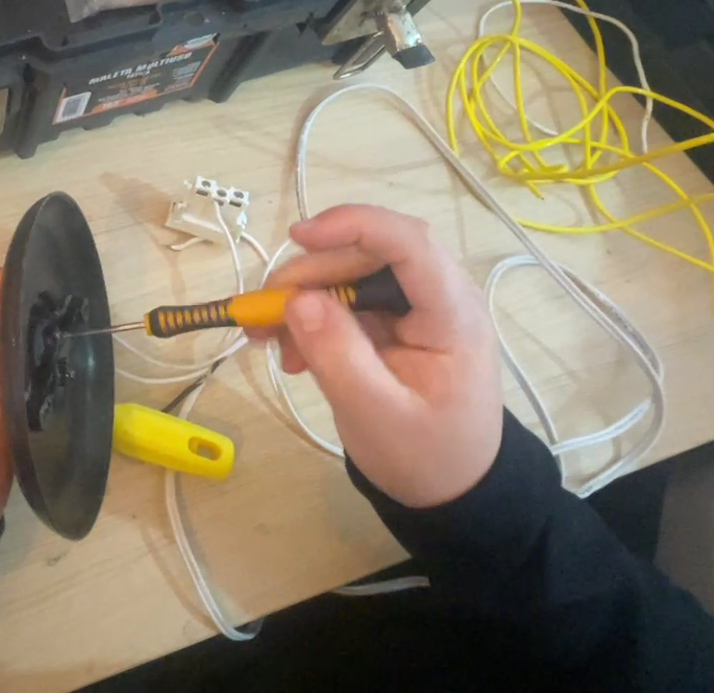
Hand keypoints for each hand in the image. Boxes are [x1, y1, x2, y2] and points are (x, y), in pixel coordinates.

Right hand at [250, 205, 501, 507]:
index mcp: (452, 314)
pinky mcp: (385, 315)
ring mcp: (408, 303)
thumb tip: (297, 299)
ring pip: (343, 271)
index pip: (409, 242)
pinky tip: (291, 350)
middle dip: (306, 276)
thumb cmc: (424, 455)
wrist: (448, 487)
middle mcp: (434, 295)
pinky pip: (337, 295)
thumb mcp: (376, 415)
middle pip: (363, 254)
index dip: (354, 226)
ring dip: (298, 297)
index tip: (298, 237)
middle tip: (260, 315)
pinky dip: (304, 314)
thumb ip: (338, 356)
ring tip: (269, 341)